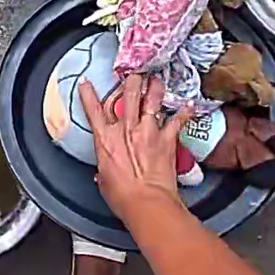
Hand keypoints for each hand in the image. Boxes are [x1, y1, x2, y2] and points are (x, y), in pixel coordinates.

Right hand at [78, 73, 191, 217]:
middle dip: (132, 80)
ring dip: (155, 87)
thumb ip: (103, 170)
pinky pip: (177, 121)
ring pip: (152, 100)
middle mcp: (126, 128)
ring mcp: (148, 131)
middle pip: (128, 95)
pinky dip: (184, 113)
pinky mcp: (166, 139)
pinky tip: (188, 105)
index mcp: (106, 139)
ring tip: (157, 79)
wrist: (146, 202)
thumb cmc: (122, 196)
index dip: (88, 94)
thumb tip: (102, 173)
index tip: (85, 82)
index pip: (93, 110)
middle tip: (135, 72)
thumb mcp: (104, 180)